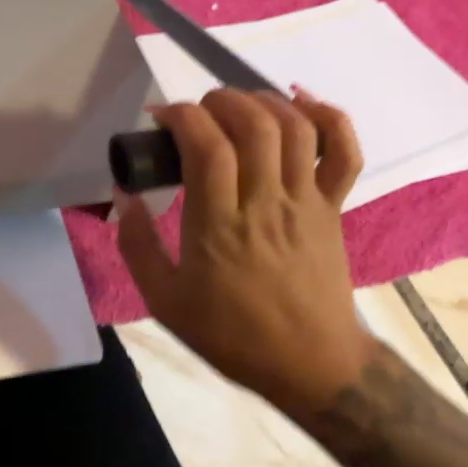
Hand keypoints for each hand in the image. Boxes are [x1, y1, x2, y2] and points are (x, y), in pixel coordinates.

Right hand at [116, 88, 374, 418]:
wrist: (312, 366)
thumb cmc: (232, 334)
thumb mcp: (164, 301)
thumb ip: (136, 245)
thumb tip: (123, 194)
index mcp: (220, 228)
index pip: (208, 149)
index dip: (183, 117)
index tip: (161, 117)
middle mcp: (266, 205)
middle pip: (254, 126)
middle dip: (220, 100)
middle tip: (197, 111)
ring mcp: (306, 203)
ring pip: (294, 129)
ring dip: (262, 101)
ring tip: (236, 105)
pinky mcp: (334, 207)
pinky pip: (343, 153)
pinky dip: (328, 118)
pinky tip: (300, 104)